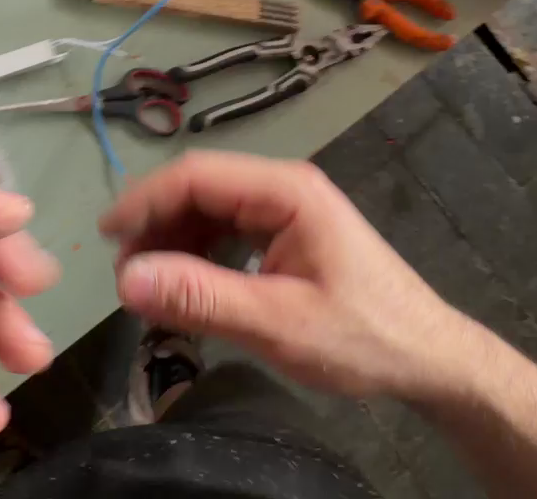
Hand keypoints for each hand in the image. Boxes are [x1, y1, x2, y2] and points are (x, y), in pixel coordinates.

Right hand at [99, 151, 484, 399]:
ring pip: (209, 210)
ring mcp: (284, 208)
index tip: (106, 238)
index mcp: (285, 189)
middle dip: (157, 226)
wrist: (430, 359)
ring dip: (174, 243)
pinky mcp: (285, 232)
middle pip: (200, 189)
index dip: (145, 201)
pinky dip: (198, 255)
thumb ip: (202, 298)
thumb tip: (126, 280)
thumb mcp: (278, 323)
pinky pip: (227, 231)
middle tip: (127, 277)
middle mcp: (281, 186)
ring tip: (151, 288)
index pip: (197, 176)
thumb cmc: (363, 337)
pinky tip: (186, 287)